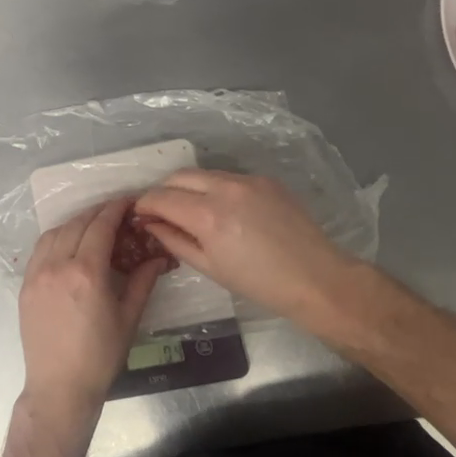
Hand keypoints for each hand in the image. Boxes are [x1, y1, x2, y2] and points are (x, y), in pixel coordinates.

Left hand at [17, 199, 163, 427]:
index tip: (128, 201)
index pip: (100, 226)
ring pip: (55, 232)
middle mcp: (58, 265)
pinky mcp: (25, 285)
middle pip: (77, 224)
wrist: (60, 386)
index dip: (115, 209)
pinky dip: (56, 238)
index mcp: (86, 272)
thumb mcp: (128, 318)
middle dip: (98, 212)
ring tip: (93, 225)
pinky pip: (40, 249)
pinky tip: (69, 243)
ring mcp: (37, 274)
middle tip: (116, 211)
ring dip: (75, 222)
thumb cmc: (100, 356)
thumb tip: (158, 257)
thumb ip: (142, 281)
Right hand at [134, 169, 368, 323]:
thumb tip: (149, 224)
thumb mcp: (209, 267)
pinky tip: (222, 210)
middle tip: (161, 212)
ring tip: (190, 210)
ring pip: (203, 173)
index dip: (144, 204)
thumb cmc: (259, 283)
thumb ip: (174, 240)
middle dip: (163, 191)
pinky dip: (214, 188)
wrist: (316, 278)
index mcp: (208, 216)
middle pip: (178, 176)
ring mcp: (247, 180)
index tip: (140, 215)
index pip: (161, 197)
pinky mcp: (265, 180)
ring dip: (188, 187)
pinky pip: (228, 177)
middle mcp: (224, 188)